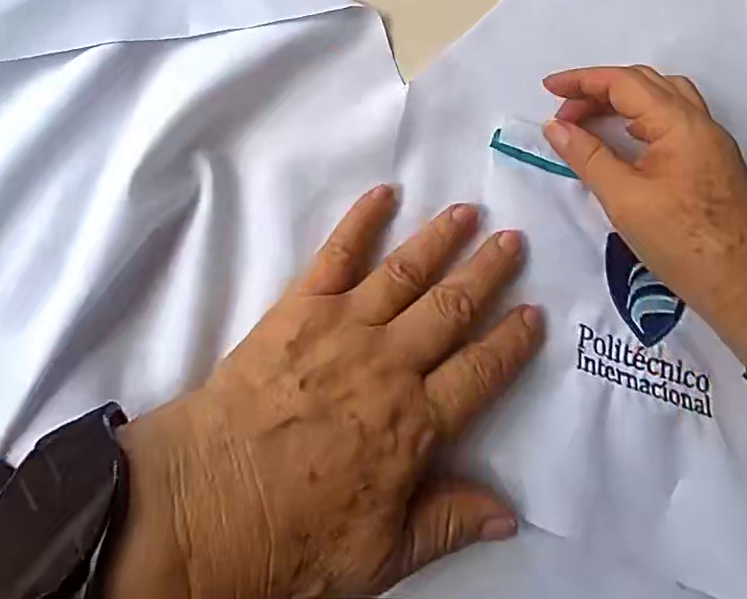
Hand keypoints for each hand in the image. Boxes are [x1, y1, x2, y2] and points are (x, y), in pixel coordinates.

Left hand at [105, 187, 543, 598]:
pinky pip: (337, 254)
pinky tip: (383, 195)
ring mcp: (342, 327)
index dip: (511, 342)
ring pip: (404, 273)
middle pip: (450, 310)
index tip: (534, 312)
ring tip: (467, 212)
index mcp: (415, 424)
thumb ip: (446, 520)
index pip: (480, 373)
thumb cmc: (295, 532)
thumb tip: (509, 513)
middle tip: (514, 240)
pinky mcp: (299, 305)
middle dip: (486, 274)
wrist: (212, 495)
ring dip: (439, 239)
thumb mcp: (382, 551)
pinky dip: (362, 220)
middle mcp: (387, 364)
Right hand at [540, 65, 746, 389]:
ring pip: (663, 99)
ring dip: (621, 100)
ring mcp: (712, 145)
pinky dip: (638, 118)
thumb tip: (556, 127)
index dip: (582, 80)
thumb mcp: (623, 199)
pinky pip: (671, 121)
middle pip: (647, 83)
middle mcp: (702, 126)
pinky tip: (620, 141)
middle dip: (599, 88)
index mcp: (682, 127)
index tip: (549, 89)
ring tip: (587, 121)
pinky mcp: (712, 164)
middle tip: (564, 110)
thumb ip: (586, 156)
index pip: (626, 83)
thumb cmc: (685, 245)